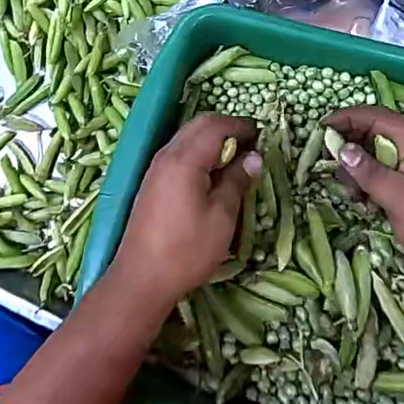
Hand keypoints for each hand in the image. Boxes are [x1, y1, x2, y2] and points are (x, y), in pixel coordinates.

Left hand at [104, 114, 262, 313]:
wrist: (141, 277)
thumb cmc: (187, 249)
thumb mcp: (222, 216)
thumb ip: (237, 181)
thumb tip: (254, 156)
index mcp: (185, 159)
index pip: (216, 126)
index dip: (241, 126)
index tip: (263, 135)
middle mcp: (167, 155)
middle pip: (199, 125)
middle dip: (226, 127)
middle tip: (251, 142)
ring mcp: (156, 168)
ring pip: (187, 137)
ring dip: (211, 138)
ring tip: (235, 157)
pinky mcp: (152, 182)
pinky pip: (178, 152)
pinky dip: (198, 152)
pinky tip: (211, 173)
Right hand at [325, 106, 403, 294]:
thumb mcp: (397, 198)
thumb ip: (368, 171)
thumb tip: (343, 148)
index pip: (379, 117)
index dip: (349, 117)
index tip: (323, 127)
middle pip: (382, 135)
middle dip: (354, 147)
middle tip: (333, 168)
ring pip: (387, 158)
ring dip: (364, 171)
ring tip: (353, 196)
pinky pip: (396, 176)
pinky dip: (377, 185)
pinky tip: (369, 204)